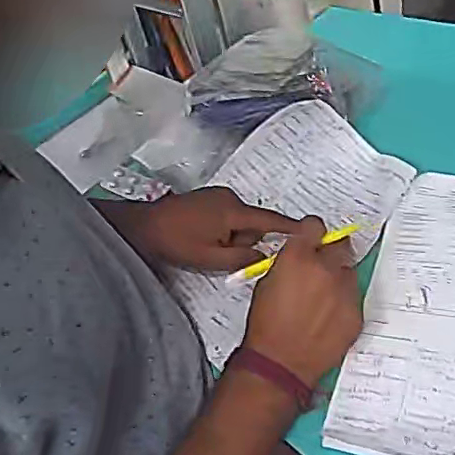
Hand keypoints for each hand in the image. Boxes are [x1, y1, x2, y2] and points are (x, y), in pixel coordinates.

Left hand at [102, 187, 296, 271]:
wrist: (142, 226)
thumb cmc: (175, 242)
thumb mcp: (211, 258)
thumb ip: (242, 258)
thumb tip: (264, 257)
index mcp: (233, 211)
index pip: (270, 221)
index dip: (291, 228)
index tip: (312, 229)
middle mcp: (230, 198)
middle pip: (253, 225)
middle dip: (242, 242)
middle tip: (217, 253)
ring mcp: (219, 196)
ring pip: (240, 224)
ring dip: (230, 238)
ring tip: (204, 245)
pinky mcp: (210, 198)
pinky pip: (228, 218)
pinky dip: (222, 230)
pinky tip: (202, 237)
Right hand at [242, 215, 361, 383]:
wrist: (280, 363)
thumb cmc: (267, 328)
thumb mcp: (266, 283)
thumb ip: (288, 263)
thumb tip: (299, 257)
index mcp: (298, 257)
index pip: (315, 227)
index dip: (313, 233)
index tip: (314, 238)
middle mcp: (326, 269)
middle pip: (341, 245)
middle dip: (332, 253)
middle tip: (323, 267)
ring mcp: (345, 291)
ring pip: (350, 273)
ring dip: (340, 280)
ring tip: (323, 300)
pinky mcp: (356, 313)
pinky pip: (355, 299)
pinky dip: (344, 304)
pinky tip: (328, 318)